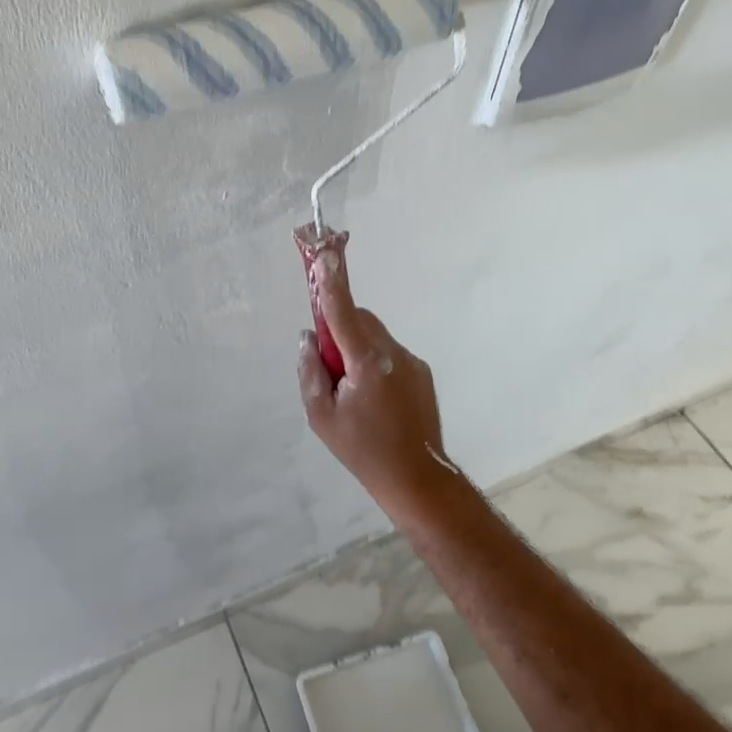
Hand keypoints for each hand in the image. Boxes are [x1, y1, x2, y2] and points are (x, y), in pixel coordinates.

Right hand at [297, 249, 455, 511]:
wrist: (417, 478)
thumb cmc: (362, 450)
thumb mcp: (320, 415)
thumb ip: (309, 370)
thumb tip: (309, 337)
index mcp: (366, 362)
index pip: (343, 311)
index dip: (331, 282)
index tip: (325, 253)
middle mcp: (393, 354)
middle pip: (360, 321)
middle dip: (340, 329)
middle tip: (326, 362)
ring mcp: (412, 363)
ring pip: (375, 339)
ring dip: (357, 350)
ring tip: (351, 393)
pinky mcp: (422, 374)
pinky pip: (389, 356)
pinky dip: (374, 364)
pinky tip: (374, 401)